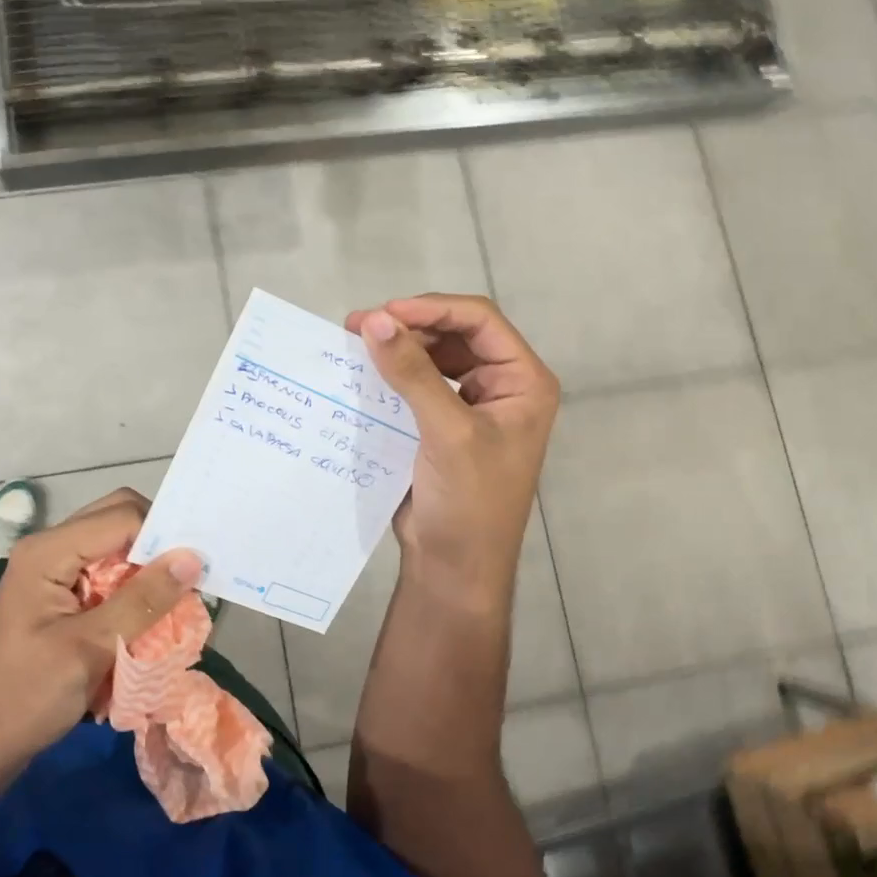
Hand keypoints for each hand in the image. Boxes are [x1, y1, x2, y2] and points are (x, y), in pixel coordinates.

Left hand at [0, 490, 203, 764]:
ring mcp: (51, 569)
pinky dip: (131, 583)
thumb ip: (141, 600)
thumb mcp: (90, 648)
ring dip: (146, 564)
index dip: (162, 534)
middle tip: (193, 575)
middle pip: (116, 519)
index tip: (200, 564)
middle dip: (157, 542)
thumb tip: (192, 558)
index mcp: (47, 551)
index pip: (120, 516)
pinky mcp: (59, 592)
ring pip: (113, 543)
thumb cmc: (30, 696)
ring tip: (180, 593)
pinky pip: (104, 569)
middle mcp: (48, 548)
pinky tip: (152, 610)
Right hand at [345, 294, 558, 584]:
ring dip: (397, 348)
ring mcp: (471, 405)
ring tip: (354, 343)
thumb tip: (375, 319)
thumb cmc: (468, 501)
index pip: (479, 321)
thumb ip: (413, 373)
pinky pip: (416, 383)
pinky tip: (361, 373)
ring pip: (433, 356)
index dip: (432, 309)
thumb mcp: (446, 432)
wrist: (454, 567)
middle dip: (409, 326)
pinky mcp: (441, 424)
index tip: (383, 313)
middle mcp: (501, 386)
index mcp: (523, 382)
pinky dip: (390, 374)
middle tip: (358, 327)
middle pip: (454, 333)